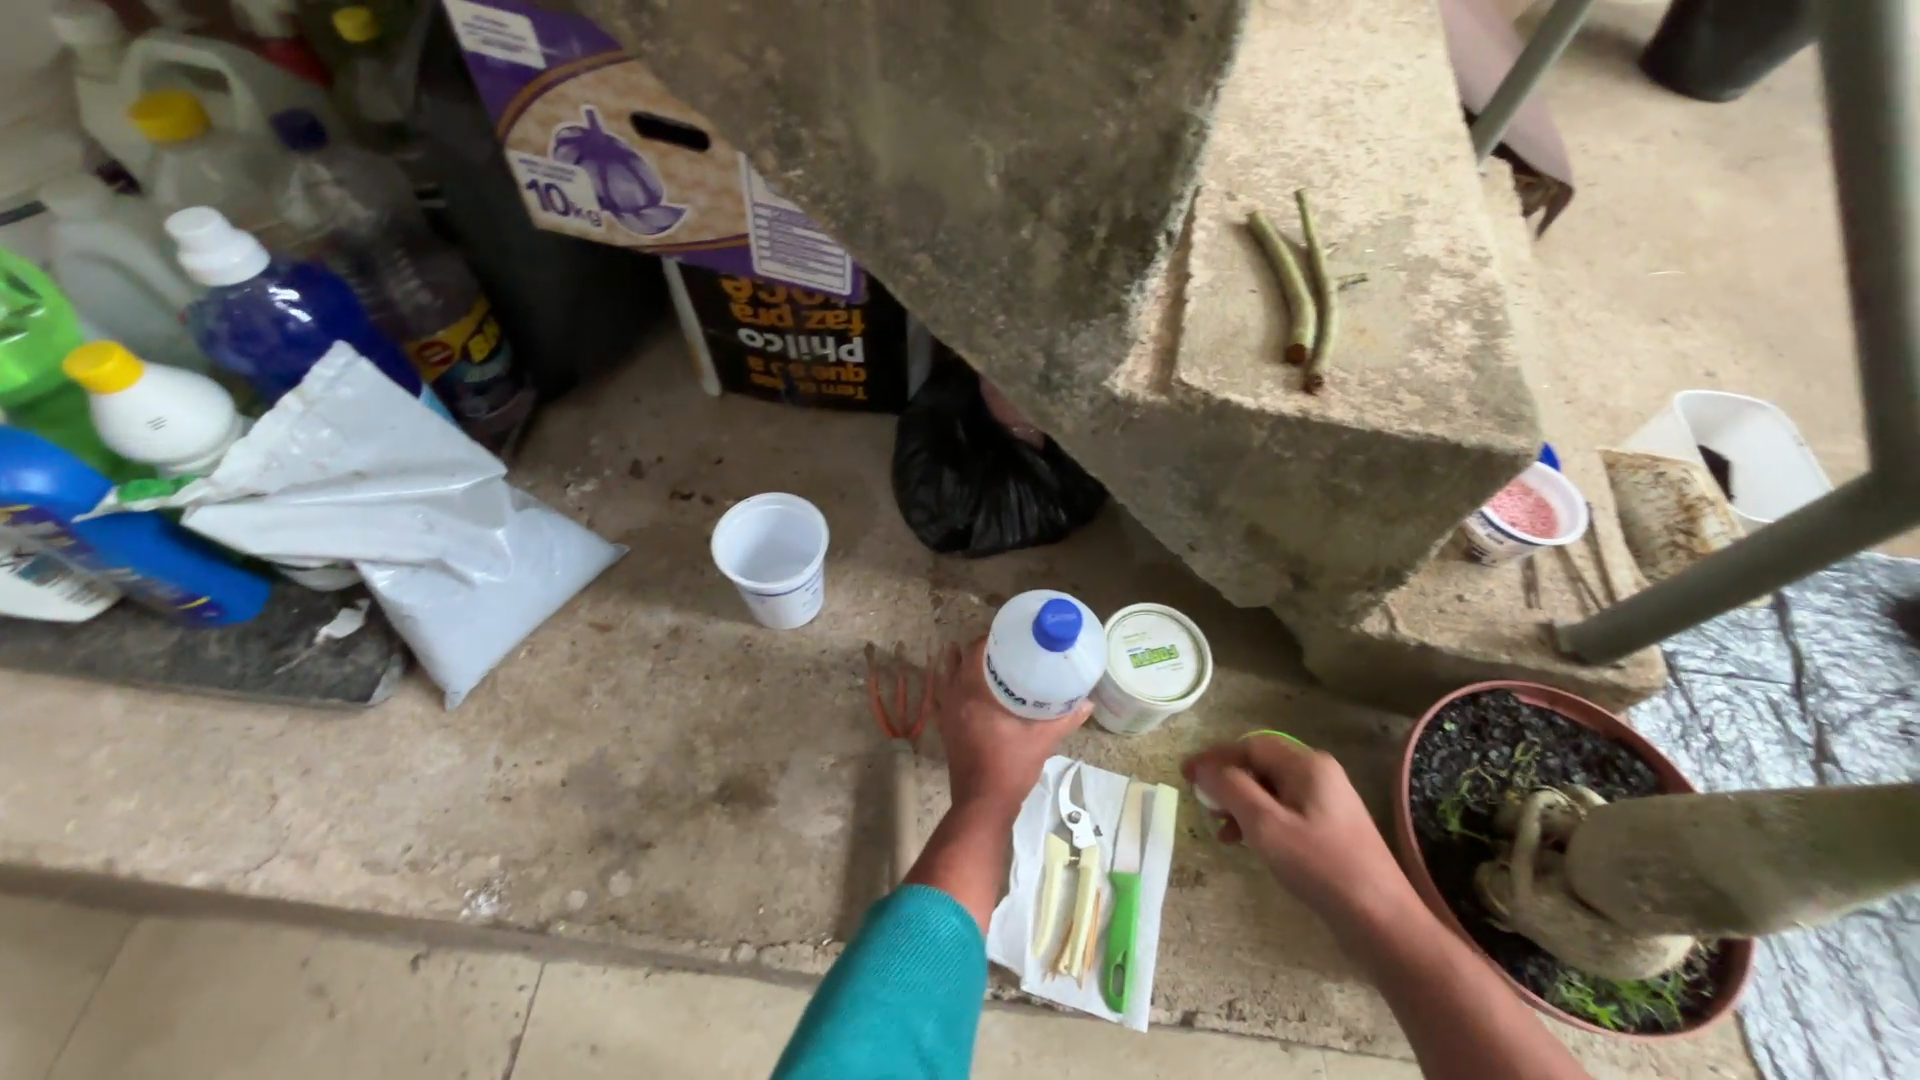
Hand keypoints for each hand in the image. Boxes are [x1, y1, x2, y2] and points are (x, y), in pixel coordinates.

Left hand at [933, 637, 1090, 813]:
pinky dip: (961, 687)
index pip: (975, 650)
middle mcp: (954, 698)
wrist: (982, 804)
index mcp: (973, 693)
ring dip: (968, 667)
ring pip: (951, 677)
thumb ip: (1065, 719)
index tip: (1011, 635)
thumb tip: (1088, 702)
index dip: (991, 638)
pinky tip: (981, 692)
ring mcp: (946, 713)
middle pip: (961, 659)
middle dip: (981, 651)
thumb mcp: (1042, 741)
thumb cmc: (1010, 768)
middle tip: (1008, 649)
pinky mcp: (946, 727)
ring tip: (995, 666)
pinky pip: (949, 695)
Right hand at [1182, 735, 1417, 930]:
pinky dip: (1259, 820)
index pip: (1250, 745)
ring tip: (1220, 829)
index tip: (1185, 775)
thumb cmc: (1320, 865)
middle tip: (1201, 804)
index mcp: (1307, 765)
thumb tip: (1204, 767)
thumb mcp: (1265, 824)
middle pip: (1261, 764)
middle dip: (1227, 781)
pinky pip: (1284, 810)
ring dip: (1240, 803)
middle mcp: (1319, 774)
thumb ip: (1231, 789)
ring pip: (1270, 789)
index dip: (1215, 757)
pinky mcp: (1329, 827)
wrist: (1380, 918)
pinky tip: (1246, 842)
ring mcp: (1327, 801)